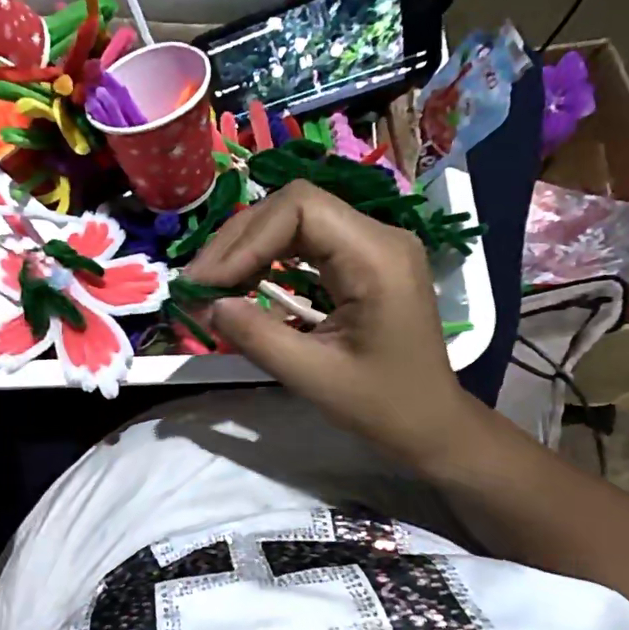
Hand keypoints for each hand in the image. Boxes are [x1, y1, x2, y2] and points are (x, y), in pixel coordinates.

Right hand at [182, 180, 479, 466]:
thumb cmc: (383, 406)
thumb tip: (209, 304)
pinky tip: (244, 284)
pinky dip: (270, 258)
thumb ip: (258, 337)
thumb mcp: (314, 377)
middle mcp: (380, 236)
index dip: (245, 239)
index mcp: (377, 257)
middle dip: (239, 242)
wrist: (432, 423)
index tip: (208, 283)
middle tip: (197, 285)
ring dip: (249, 248)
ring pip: (297, 220)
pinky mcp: (365, 261)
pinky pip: (309, 242)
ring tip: (213, 286)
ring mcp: (374, 245)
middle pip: (295, 207)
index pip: (300, 207)